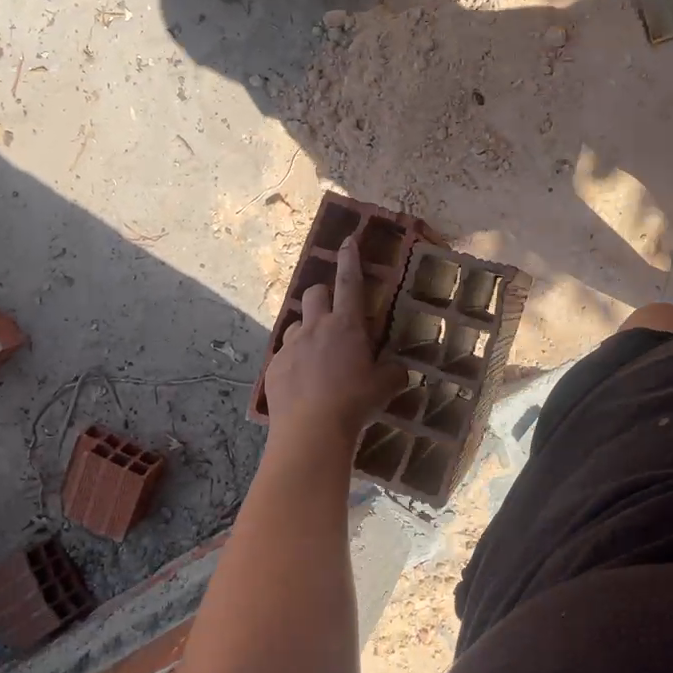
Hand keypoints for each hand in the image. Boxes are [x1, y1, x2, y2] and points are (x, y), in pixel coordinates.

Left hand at [264, 237, 405, 444]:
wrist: (310, 432)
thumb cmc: (354, 403)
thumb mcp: (385, 387)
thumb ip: (393, 372)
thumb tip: (399, 370)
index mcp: (347, 325)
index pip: (350, 281)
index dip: (350, 258)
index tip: (347, 240)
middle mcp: (316, 327)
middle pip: (315, 293)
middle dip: (324, 295)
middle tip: (334, 315)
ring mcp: (291, 347)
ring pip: (297, 324)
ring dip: (308, 332)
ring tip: (318, 357)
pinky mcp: (274, 368)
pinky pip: (285, 355)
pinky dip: (295, 362)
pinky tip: (303, 384)